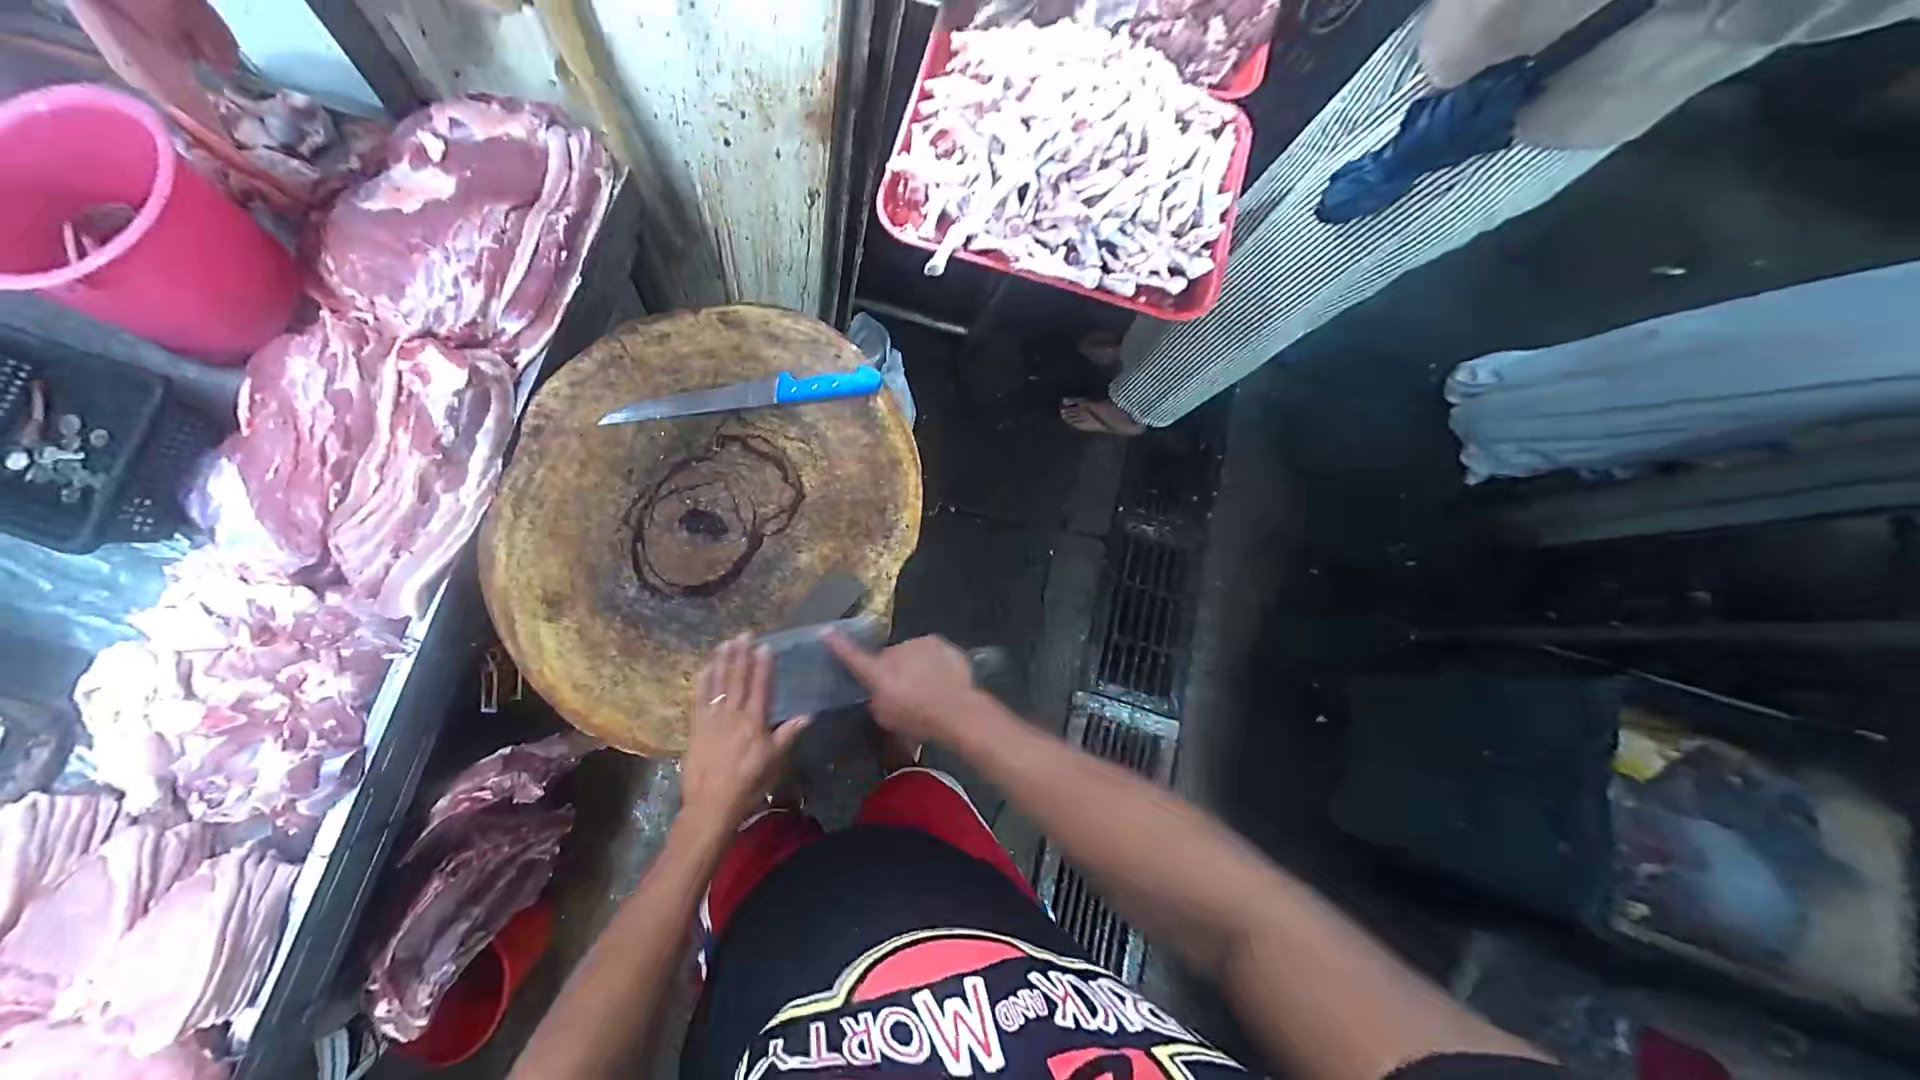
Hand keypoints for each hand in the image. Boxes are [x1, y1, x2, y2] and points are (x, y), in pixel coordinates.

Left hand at [680, 636, 808, 831]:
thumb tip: (808, 714)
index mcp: (754, 721)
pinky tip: (705, 668)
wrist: (712, 804)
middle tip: (744, 634)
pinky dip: (703, 681)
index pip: (761, 686)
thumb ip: (788, 735)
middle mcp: (733, 714)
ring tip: (725, 643)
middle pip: (737, 679)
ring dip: (722, 661)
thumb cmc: (749, 784)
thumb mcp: (775, 761)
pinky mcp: (696, 728)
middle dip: (741, 655)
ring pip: (718, 684)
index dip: (763, 665)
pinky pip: (699, 698)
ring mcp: (712, 719)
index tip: (765, 646)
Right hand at [825, 633, 979, 744]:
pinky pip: (932, 653)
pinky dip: (934, 664)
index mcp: (879, 671)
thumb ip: (876, 699)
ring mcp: (921, 644)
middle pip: (889, 657)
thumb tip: (877, 692)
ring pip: (912, 653)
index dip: (837, 644)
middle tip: (905, 692)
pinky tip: (941, 682)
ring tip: (927, 689)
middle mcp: (897, 651)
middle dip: (894, 670)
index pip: (852, 656)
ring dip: (915, 665)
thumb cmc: (918, 718)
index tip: (825, 632)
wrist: (958, 711)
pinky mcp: (942, 644)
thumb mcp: (887, 717)